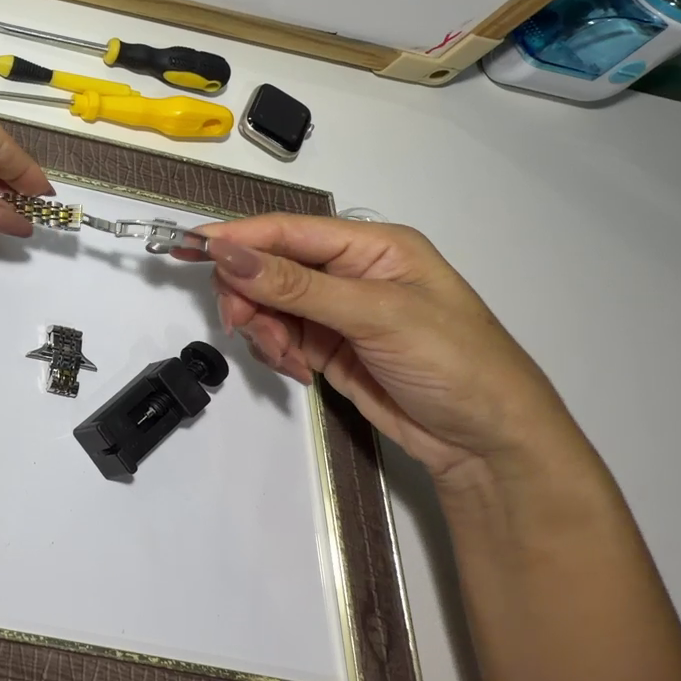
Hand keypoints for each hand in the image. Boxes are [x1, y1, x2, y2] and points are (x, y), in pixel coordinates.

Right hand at [196, 215, 577, 483]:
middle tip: (241, 325)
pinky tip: (298, 370)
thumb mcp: (376, 317)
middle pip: (266, 265)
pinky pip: (276, 334)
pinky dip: (274, 351)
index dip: (235, 237)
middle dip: (248, 294)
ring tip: (285, 358)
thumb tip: (225, 253)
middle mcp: (348, 271)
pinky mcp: (326, 345)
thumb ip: (295, 285)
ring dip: (261, 328)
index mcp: (371, 246)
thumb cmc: (455, 366)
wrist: (493, 450)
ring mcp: (335, 310)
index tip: (188, 247)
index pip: (285, 230)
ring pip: (264, 302)